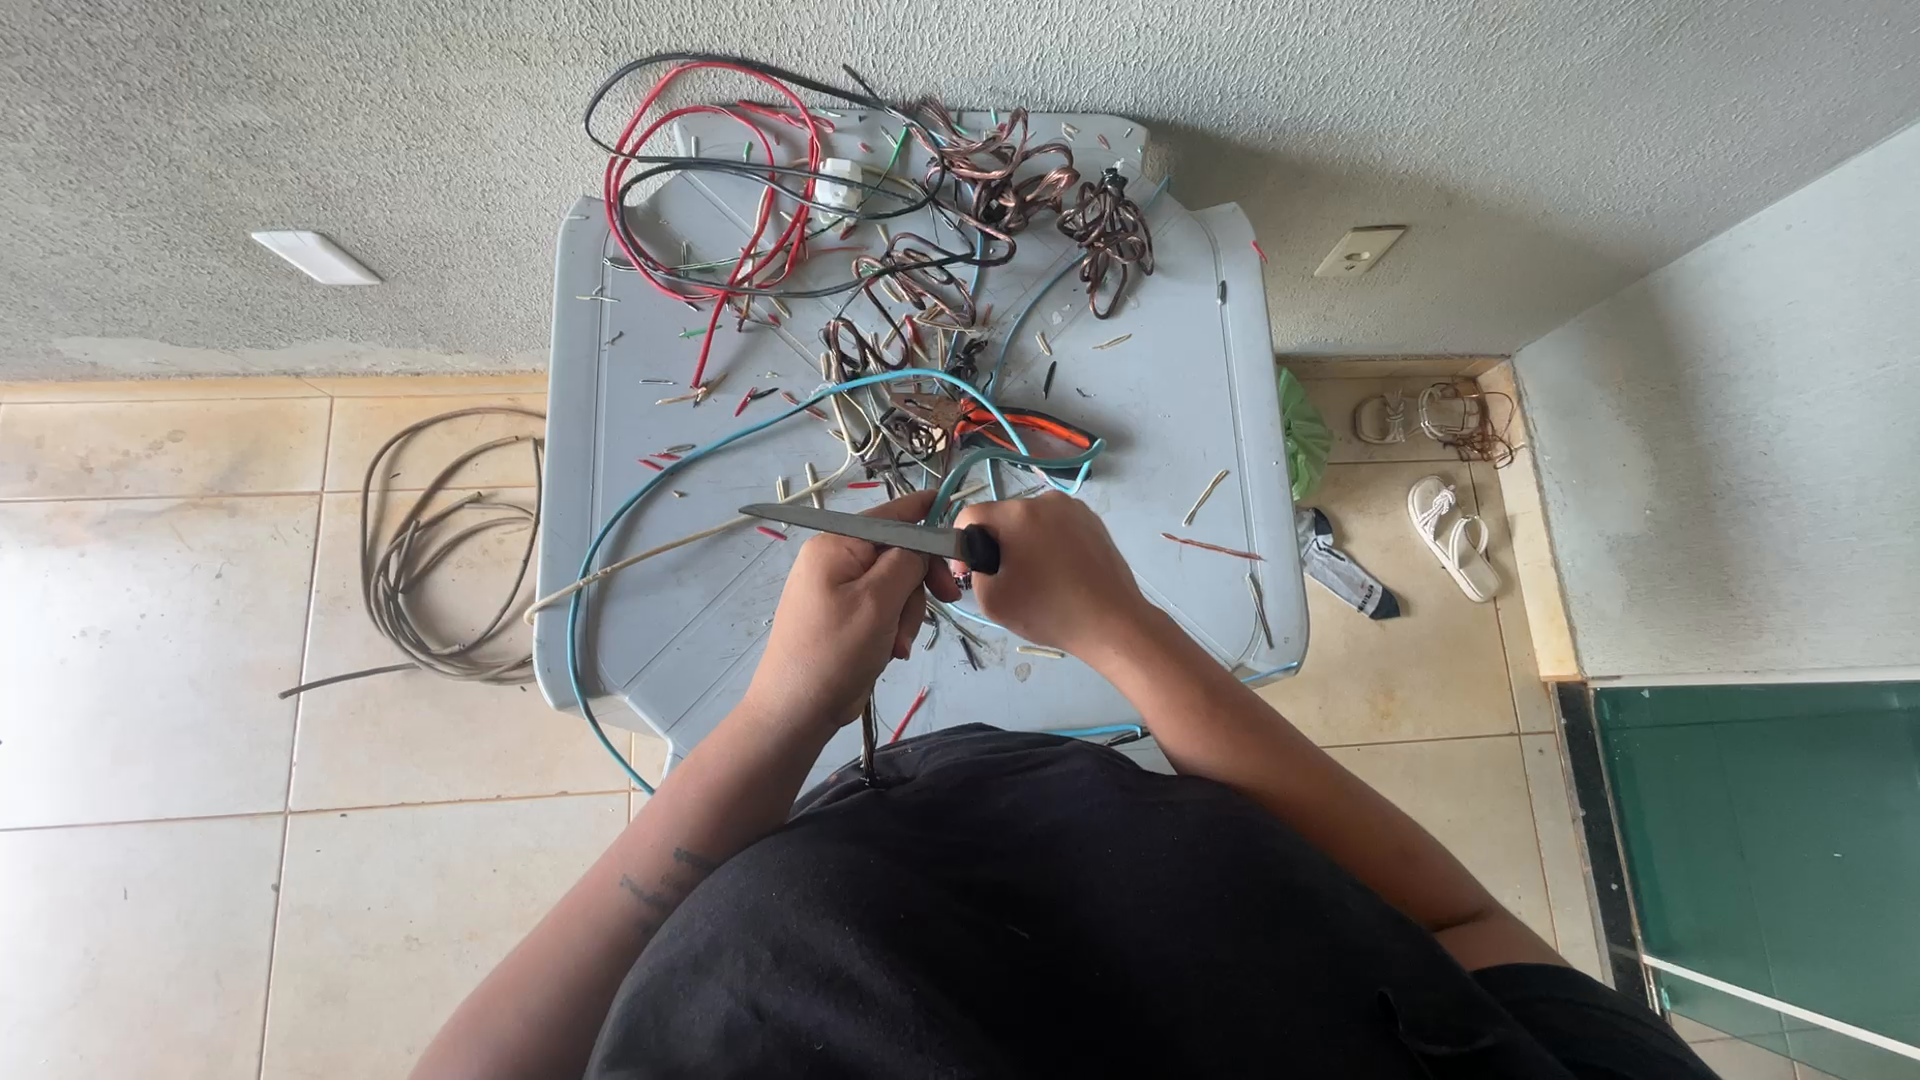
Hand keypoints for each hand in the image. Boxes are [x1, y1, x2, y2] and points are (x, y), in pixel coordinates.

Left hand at [740, 490, 960, 737]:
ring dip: (907, 614)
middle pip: (898, 554)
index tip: (954, 511)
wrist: (797, 710)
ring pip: (897, 585)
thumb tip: (922, 543)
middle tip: (948, 599)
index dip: (923, 511)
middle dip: (919, 583)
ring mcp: (840, 589)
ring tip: (898, 644)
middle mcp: (836, 560)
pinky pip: (884, 608)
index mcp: (836, 545)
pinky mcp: (847, 616)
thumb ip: (907, 563)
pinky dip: (894, 626)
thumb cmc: (835, 651)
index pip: (889, 516)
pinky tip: (891, 650)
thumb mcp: (878, 602)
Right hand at [953, 492, 1151, 656]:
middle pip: (1003, 516)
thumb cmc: (1049, 612)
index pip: (971, 515)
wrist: (1112, 623)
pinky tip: (1059, 573)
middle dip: (997, 543)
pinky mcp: (1094, 521)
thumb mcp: (991, 599)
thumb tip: (982, 557)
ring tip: (1036, 578)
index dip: (962, 542)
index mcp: (1017, 514)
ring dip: (1024, 543)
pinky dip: (1049, 543)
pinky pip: (1056, 526)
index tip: (970, 571)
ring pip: (1030, 521)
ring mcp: (1074, 508)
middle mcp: (1046, 500)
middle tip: (1006, 579)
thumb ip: (974, 570)